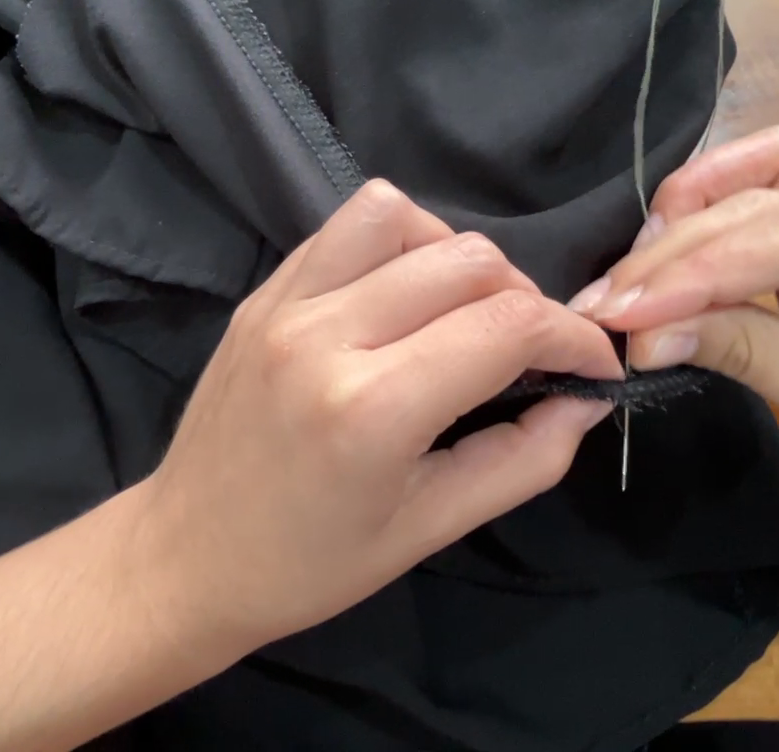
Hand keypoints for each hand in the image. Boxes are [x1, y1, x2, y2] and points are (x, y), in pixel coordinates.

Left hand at [129, 181, 621, 653]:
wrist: (186, 553)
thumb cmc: (308, 563)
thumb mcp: (429, 528)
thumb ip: (523, 461)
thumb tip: (583, 401)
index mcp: (371, 408)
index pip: (506, 325)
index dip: (572, 336)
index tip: (591, 364)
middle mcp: (324, 334)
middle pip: (465, 259)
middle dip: (523, 297)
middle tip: (525, 349)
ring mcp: (283, 303)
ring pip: (397, 215)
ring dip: (450, 253)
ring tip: (456, 310)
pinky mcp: (262, 292)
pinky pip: (342, 229)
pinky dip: (393, 246)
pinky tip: (397, 298)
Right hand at [571, 126, 778, 600]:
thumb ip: (747, 352)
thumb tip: (639, 330)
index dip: (699, 268)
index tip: (619, 311)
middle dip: (684, 247)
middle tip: (611, 304)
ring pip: (776, 176)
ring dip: (696, 214)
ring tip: (639, 272)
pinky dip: (718, 226)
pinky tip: (676, 256)